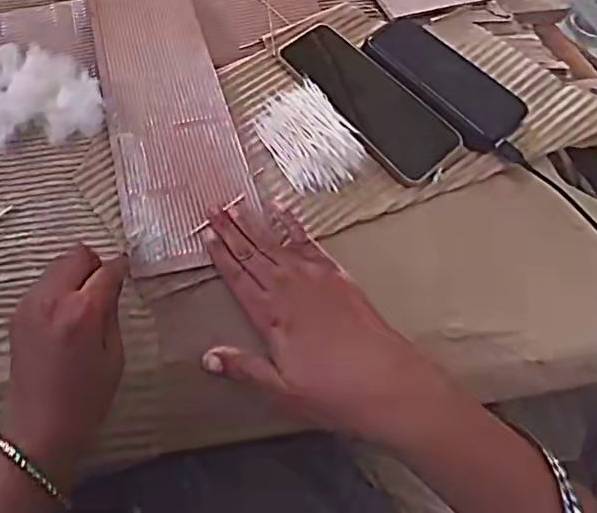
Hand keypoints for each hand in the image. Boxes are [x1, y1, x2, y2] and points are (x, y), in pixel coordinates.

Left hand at [0, 245, 129, 479]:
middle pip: (77, 254)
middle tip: (101, 290)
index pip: (106, 270)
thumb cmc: (84, 401)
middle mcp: (53, 297)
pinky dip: (57, 288)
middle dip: (93, 265)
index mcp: (82, 311)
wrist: (37, 429)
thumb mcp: (114, 358)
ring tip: (81, 307)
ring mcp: (31, 301)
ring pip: (58, 264)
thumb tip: (112, 282)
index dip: (119, 267)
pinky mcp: (18, 309)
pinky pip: (44, 283)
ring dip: (73, 275)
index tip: (125, 269)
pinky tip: (62, 318)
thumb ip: (112, 311)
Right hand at [201, 204, 459, 446]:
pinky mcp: (334, 273)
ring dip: (251, 223)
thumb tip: (207, 358)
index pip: (237, 277)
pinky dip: (290, 223)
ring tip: (234, 204)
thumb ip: (245, 368)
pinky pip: (305, 240)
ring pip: (272, 242)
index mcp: (270, 315)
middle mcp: (286, 289)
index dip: (220, 255)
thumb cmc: (336, 392)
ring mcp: (311, 277)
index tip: (206, 236)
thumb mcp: (284, 390)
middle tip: (212, 209)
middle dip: (228, 230)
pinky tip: (279, 209)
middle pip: (249, 253)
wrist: (390, 384)